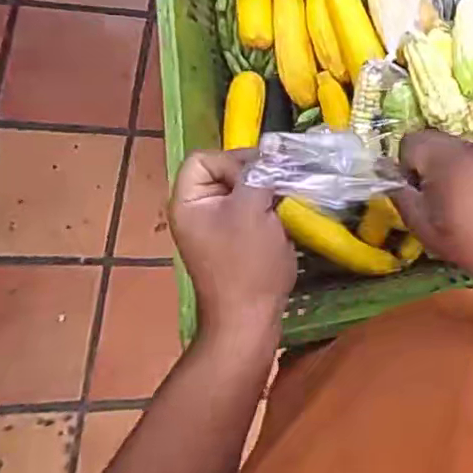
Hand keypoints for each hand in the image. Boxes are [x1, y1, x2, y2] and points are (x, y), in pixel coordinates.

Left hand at [168, 150, 293, 334]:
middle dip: (255, 175)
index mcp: (188, 202)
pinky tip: (283, 217)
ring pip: (243, 190)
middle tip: (278, 186)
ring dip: (266, 192)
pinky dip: (268, 208)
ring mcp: (216, 227)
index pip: (206, 158)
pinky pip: (251, 209)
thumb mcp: (252, 208)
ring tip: (283, 202)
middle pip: (226, 171)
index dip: (234, 160)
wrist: (250, 319)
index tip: (261, 176)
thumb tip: (274, 154)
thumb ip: (260, 173)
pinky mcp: (235, 239)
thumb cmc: (246, 263)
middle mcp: (197, 210)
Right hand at [390, 130, 472, 274]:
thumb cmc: (455, 237)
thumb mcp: (417, 220)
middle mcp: (464, 147)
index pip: (410, 141)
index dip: (405, 165)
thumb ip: (397, 191)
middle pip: (427, 137)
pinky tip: (460, 189)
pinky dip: (454, 162)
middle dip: (420, 159)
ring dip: (436, 160)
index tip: (415, 189)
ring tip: (444, 190)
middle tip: (426, 190)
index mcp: (445, 159)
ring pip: (444, 142)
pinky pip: (461, 150)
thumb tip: (385, 172)